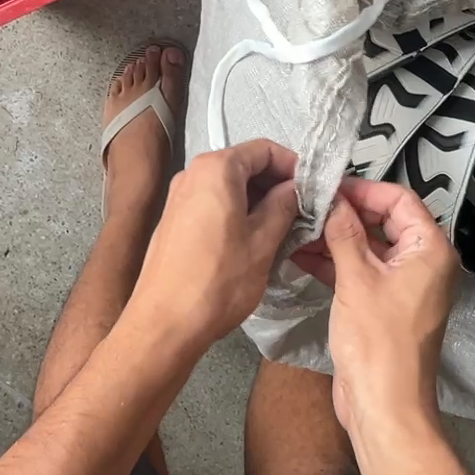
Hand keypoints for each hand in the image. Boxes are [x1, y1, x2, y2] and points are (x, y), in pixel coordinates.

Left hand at [126, 139, 300, 353]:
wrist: (163, 325)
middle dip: (276, 183)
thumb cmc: (217, 281)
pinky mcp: (174, 220)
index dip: (293, 166)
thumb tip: (296, 189)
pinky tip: (251, 241)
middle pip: (245, 164)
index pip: (265, 149)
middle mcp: (193, 173)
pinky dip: (236, 212)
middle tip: (301, 211)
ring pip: (229, 185)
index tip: (311, 189)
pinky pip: (213, 202)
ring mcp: (179, 196)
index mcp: (216, 168)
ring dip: (258, 200)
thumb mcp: (263, 242)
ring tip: (281, 229)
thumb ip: (284, 206)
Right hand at [291, 178, 457, 443]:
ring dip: (336, 237)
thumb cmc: (379, 345)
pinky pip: (362, 270)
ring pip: (369, 246)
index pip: (398, 200)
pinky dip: (336, 261)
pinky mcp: (385, 304)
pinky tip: (302, 255)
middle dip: (345, 213)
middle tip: (309, 205)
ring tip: (299, 227)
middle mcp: (423, 263)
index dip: (363, 190)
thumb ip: (344, 232)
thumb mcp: (356, 279)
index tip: (330, 187)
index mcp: (429, 250)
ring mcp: (403, 284)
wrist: (383, 408)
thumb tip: (332, 198)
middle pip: (383, 220)